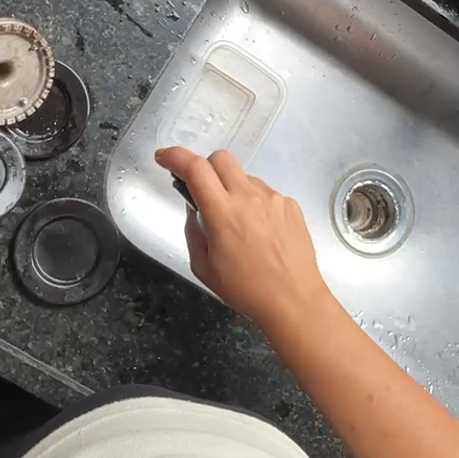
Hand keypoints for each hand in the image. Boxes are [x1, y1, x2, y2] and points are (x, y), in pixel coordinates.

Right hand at [154, 147, 335, 332]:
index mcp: (223, 213)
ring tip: (238, 225)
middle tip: (202, 191)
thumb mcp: (204, 267)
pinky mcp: (290, 204)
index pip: (195, 168)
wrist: (294, 301)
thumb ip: (193, 231)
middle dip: (205, 167)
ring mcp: (273, 198)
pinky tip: (260, 232)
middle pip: (221, 158)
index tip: (164, 157)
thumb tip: (195, 208)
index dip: (175, 156)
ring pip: (244, 177)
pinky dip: (255, 204)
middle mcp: (249, 197)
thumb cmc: (246, 290)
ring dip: (232, 190)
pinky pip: (265, 193)